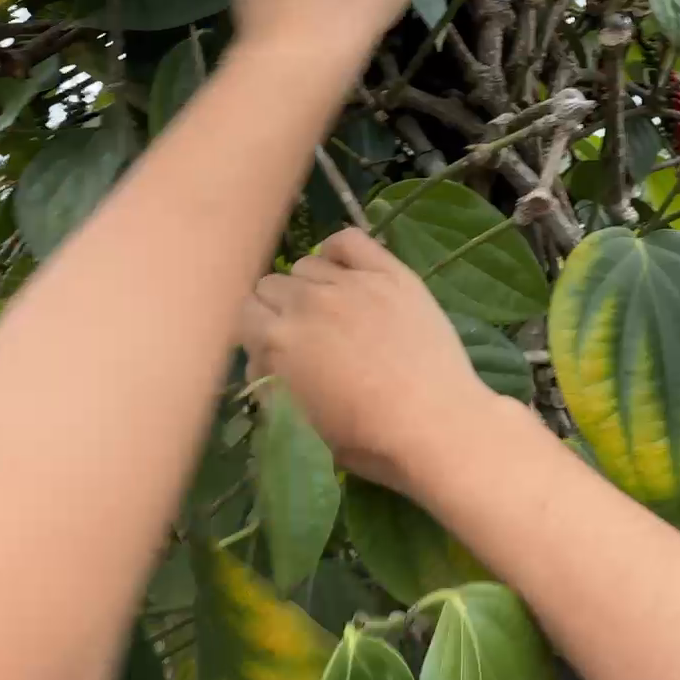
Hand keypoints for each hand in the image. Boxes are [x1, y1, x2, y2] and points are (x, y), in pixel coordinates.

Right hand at [239, 229, 498, 489]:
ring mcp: (351, 283)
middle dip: (278, 310)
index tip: (272, 351)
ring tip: (332, 311)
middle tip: (303, 336)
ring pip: (306, 265)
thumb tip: (264, 362)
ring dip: (309, 286)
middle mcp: (307, 302)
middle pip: (270, 286)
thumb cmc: (367, 438)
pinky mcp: (389, 274)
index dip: (256, 333)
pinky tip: (347, 273)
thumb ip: (273, 386)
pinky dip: (338, 252)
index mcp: (279, 341)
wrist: (436, 425)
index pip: (243, 314)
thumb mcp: (301, 424)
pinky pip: (348, 241)